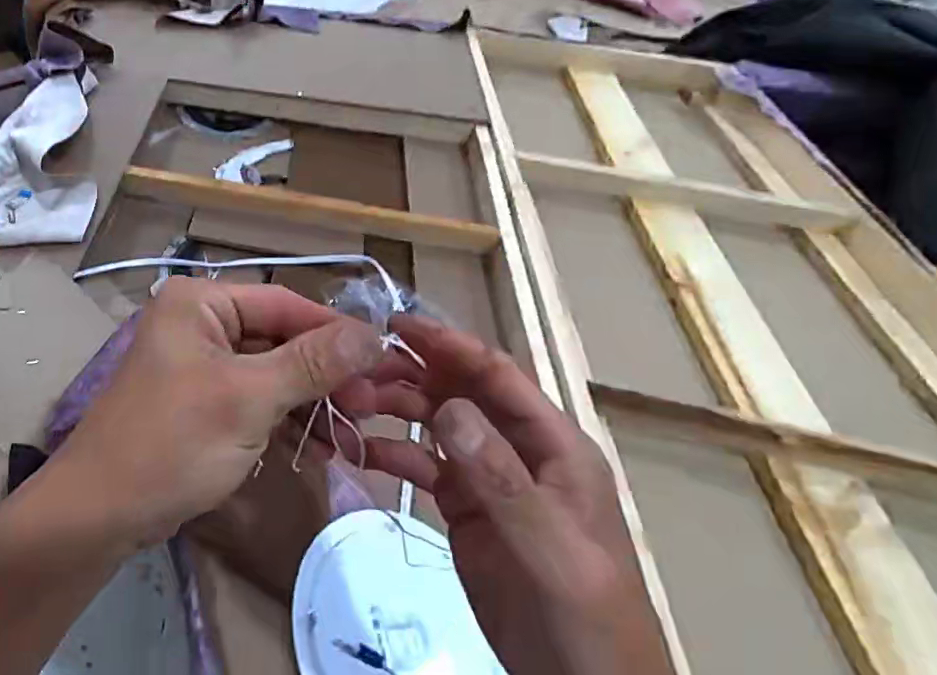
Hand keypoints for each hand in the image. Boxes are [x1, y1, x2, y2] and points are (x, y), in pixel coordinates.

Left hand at [46, 277, 384, 541]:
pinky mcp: (203, 400)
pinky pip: (258, 397)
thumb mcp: (248, 399)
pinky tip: (325, 441)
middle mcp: (201, 322)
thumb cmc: (171, 445)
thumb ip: (312, 362)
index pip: (285, 304)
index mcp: (201, 303)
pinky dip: (289, 417)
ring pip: (274, 370)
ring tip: (356, 424)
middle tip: (370, 401)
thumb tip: (373, 335)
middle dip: (326, 372)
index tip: (381, 357)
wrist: (93, 521)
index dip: (335, 331)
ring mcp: (201, 363)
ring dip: (314, 398)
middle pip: (281, 337)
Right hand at [366, 315, 673, 674]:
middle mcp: (519, 448)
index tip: (400, 324)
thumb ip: (501, 478)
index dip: (451, 346)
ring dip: (400, 410)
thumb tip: (448, 407)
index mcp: (552, 442)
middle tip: (359, 368)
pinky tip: (362, 452)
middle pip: (462, 393)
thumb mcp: (548, 546)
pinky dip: (397, 456)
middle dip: (414, 374)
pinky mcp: (468, 510)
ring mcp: (491, 479)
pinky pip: (428, 469)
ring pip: (440, 426)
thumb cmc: (583, 612)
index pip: (498, 376)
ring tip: (352, 403)